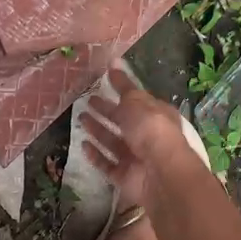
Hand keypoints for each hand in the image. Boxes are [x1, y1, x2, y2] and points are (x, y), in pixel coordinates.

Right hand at [79, 62, 202, 208]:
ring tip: (80, 118)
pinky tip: (83, 144)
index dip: (121, 92)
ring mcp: (137, 158)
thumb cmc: (150, 128)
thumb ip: (122, 84)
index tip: (103, 83)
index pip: (137, 101)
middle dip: (106, 111)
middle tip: (87, 101)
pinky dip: (96, 155)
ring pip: (113, 142)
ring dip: (98, 131)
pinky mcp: (126, 177)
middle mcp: (148, 136)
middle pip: (123, 121)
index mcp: (156, 115)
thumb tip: (113, 62)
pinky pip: (107, 164)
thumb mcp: (135, 100)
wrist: (160, 172)